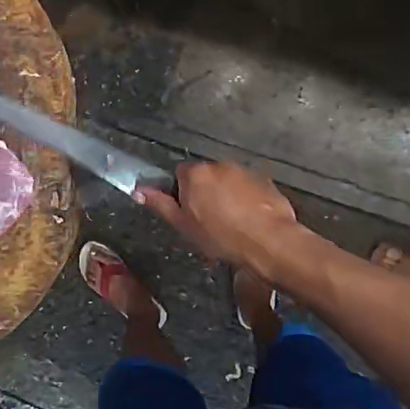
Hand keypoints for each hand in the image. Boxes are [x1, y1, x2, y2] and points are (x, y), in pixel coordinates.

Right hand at [138, 161, 301, 274]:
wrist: (268, 242)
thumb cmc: (223, 237)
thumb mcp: (184, 225)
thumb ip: (161, 204)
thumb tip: (141, 191)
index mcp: (196, 174)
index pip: (179, 174)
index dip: (182, 194)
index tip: (187, 211)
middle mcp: (220, 166)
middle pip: (205, 177)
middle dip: (205, 194)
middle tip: (207, 222)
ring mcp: (245, 172)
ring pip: (228, 183)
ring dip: (227, 197)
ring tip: (231, 225)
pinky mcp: (265, 182)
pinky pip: (249, 189)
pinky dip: (247, 201)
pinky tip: (249, 222)